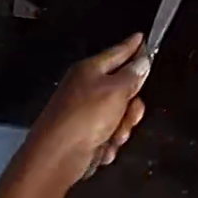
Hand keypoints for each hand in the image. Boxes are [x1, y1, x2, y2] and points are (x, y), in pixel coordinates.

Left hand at [26, 34, 149, 186]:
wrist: (54, 160)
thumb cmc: (84, 119)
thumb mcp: (117, 91)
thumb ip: (133, 75)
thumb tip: (142, 63)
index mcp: (90, 70)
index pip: (117, 52)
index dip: (133, 46)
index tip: (142, 37)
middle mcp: (85, 88)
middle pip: (122, 88)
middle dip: (131, 104)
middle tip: (130, 113)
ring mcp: (83, 113)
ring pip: (119, 114)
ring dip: (122, 127)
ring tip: (114, 136)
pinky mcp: (82, 135)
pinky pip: (108, 133)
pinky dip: (109, 142)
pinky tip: (103, 147)